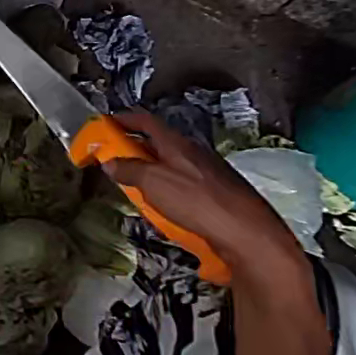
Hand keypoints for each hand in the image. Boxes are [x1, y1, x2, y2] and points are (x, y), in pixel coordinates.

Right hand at [102, 112, 309, 286]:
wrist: (249, 235)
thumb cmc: (197, 203)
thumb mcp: (154, 184)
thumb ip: (130, 170)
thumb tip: (109, 161)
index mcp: (177, 144)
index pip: (146, 121)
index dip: (125, 119)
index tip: (106, 122)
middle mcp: (194, 152)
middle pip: (159, 143)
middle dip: (136, 148)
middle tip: (116, 159)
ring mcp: (209, 173)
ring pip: (173, 164)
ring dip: (153, 170)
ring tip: (138, 187)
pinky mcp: (219, 194)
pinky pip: (185, 184)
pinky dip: (169, 189)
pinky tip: (168, 208)